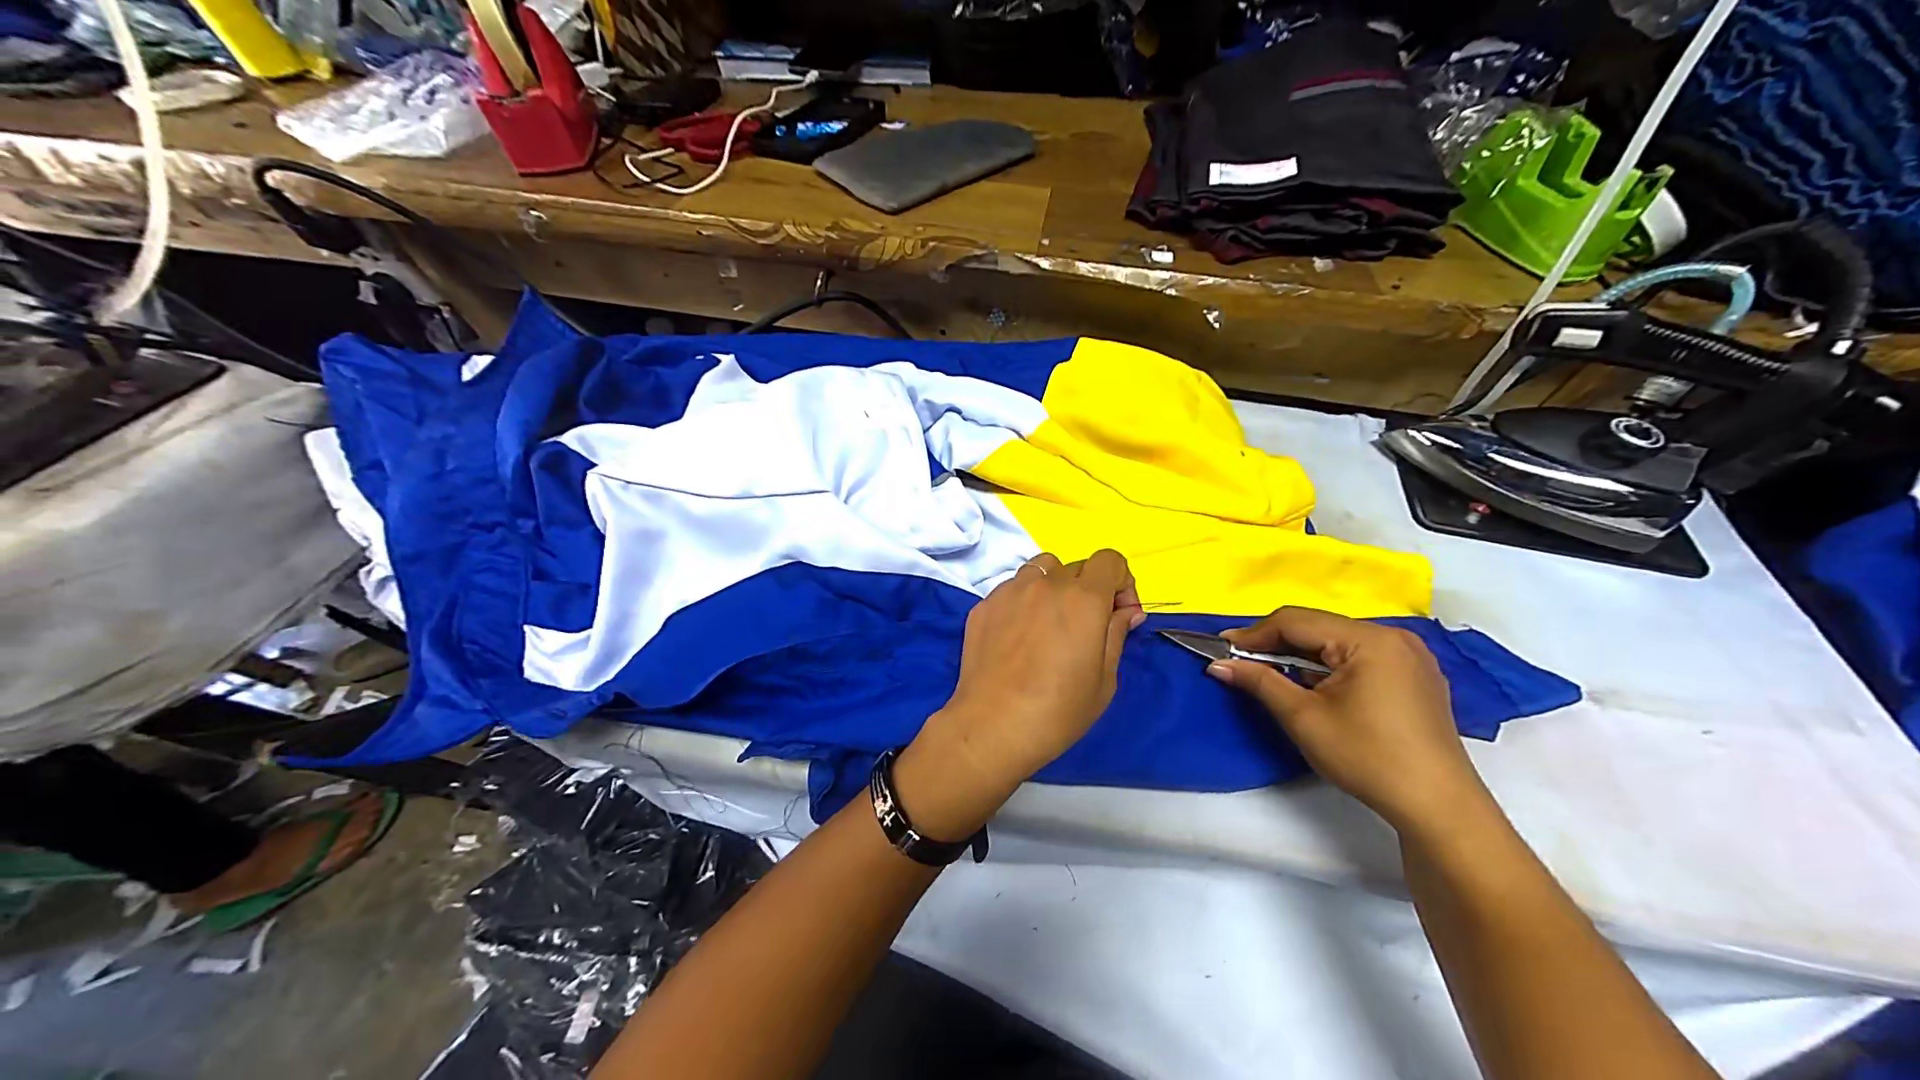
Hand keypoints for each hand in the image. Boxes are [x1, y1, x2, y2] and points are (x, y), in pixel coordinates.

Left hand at [894, 550, 1142, 839]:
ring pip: (1040, 571)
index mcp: (1083, 599)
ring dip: (1054, 588)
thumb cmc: (1058, 711)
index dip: (1121, 581)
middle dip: (1090, 589)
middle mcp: (1045, 585)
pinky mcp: (983, 606)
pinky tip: (1020, 637)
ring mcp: (1009, 592)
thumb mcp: (1105, 680)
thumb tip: (1126, 611)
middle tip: (1087, 627)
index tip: (1119, 613)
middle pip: (1077, 567)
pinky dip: (1024, 602)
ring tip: (1051, 624)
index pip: (1110, 560)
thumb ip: (1117, 635)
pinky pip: (1012, 590)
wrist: (992, 727)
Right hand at [1208, 607, 1487, 830]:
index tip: (1221, 651)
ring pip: (1338, 642)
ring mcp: (1410, 656)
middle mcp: (1393, 636)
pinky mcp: (1416, 676)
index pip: (1296, 621)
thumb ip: (1260, 682)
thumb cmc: (1367, 758)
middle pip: (1319, 628)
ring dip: (1302, 655)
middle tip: (1241, 664)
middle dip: (1277, 644)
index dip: (1254, 635)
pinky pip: (1361, 656)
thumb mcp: (1304, 718)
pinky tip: (1314, 687)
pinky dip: (1330, 666)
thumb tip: (1219, 664)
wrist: (1437, 806)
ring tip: (1272, 676)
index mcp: (1369, 639)